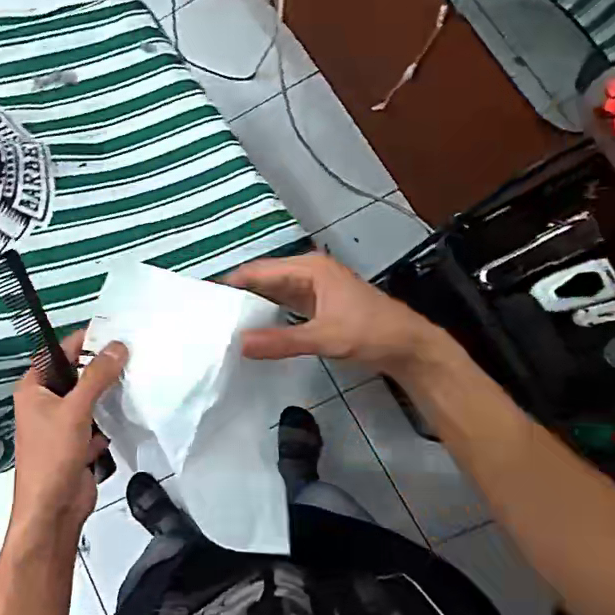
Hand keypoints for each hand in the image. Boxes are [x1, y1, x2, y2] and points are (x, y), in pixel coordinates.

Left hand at [10, 331, 126, 542]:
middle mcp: (44, 402)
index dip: (82, 340)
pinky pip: (97, 421)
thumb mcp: (75, 410)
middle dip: (101, 367)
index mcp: (33, 389)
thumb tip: (118, 346)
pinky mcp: (77, 443)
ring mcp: (61, 424)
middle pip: (75, 375)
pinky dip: (110, 418)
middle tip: (133, 352)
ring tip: (139, 375)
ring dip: (108, 393)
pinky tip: (132, 410)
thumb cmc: (53, 456)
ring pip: (88, 399)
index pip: (57, 352)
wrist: (53, 511)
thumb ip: (96, 376)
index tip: (112, 330)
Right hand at [225, 252, 461, 376]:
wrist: (409, 346)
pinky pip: (283, 305)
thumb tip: (240, 344)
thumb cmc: (371, 333)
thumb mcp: (324, 338)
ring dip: (252, 305)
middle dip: (239, 294)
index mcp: (309, 269)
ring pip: (272, 293)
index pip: (259, 270)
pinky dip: (267, 315)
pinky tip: (251, 329)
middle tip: (209, 314)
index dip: (232, 283)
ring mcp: (313, 288)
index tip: (205, 299)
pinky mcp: (317, 305)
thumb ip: (281, 342)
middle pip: (263, 279)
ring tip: (222, 322)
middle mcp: (308, 272)